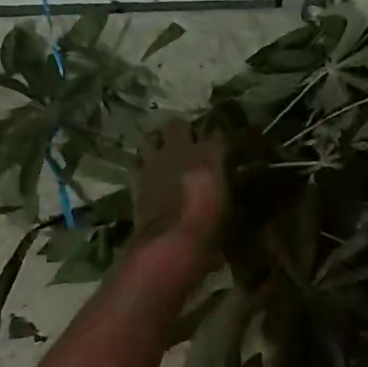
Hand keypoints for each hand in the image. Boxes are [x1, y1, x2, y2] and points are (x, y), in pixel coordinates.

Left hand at [128, 119, 226, 272]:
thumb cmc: (210, 226)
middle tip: (188, 145)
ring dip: (157, 143)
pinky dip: (143, 167)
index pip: (216, 132)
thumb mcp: (231, 204)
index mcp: (209, 154)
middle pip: (177, 124)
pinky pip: (137, 162)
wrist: (171, 242)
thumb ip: (228, 183)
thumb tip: (230, 177)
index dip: (218, 138)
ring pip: (150, 137)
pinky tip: (149, 175)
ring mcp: (154, 161)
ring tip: (163, 154)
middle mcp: (180, 150)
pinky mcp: (136, 177)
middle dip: (182, 131)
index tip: (221, 147)